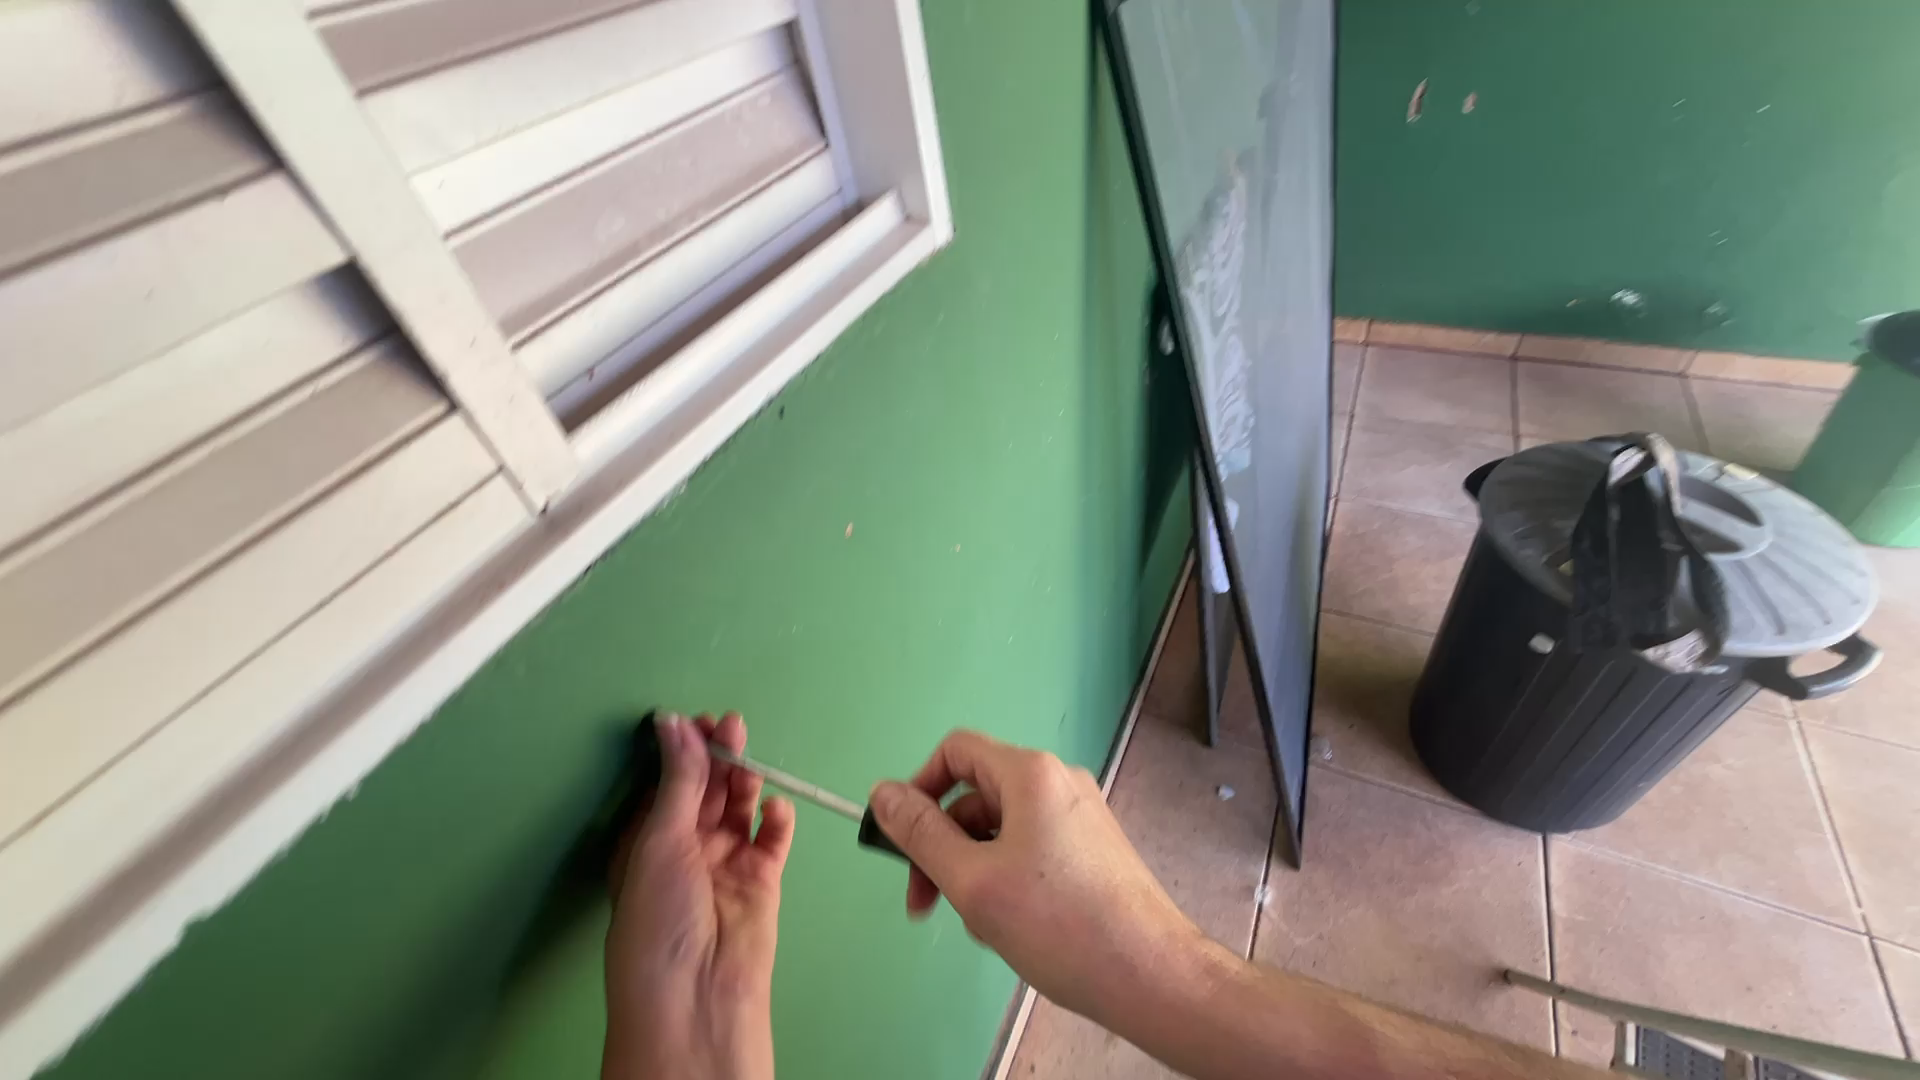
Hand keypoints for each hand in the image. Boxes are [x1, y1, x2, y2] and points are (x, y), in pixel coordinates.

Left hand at [603, 712, 794, 1079]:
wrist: (698, 996)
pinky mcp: (762, 876)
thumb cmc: (661, 916)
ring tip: (752, 759)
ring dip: (746, 779)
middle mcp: (687, 848)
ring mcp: (726, 861)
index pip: (670, 784)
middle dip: (720, 757)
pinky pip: (771, 837)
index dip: (686, 751)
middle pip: (708, 789)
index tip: (700, 721)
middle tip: (732, 726)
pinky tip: (774, 809)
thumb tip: (672, 720)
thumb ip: (679, 778)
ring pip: (740, 806)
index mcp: (650, 841)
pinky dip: (776, 819)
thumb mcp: (662, 841)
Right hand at [866, 730, 1202, 1028]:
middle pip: (977, 794)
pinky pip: (1031, 846)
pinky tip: (1012, 926)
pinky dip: (1007, 877)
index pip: (956, 750)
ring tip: (981, 926)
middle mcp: (1057, 780)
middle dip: (943, 845)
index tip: (901, 840)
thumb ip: (920, 834)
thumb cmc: (1058, 923)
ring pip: (1001, 827)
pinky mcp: (1092, 846)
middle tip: (924, 903)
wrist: (1154, 976)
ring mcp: (1079, 813)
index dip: (919, 787)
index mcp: (1029, 772)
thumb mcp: (973, 881)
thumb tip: (881, 792)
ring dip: (974, 869)